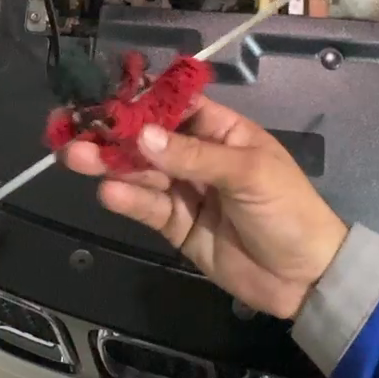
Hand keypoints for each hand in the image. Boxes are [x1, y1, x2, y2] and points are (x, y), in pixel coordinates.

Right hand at [59, 96, 348, 319]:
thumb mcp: (247, 173)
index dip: (140, 101)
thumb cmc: (287, 209)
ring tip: (75, 157)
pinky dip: (127, 199)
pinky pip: (147, 206)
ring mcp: (184, 190)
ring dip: (108, 163)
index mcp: (220, 130)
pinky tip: (107, 192)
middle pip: (147, 139)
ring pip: (140, 171)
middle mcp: (196, 155)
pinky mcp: (175, 225)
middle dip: (112, 134)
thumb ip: (194, 155)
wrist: (306, 278)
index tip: (103, 99)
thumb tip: (143, 135)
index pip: (173, 106)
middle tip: (72, 130)